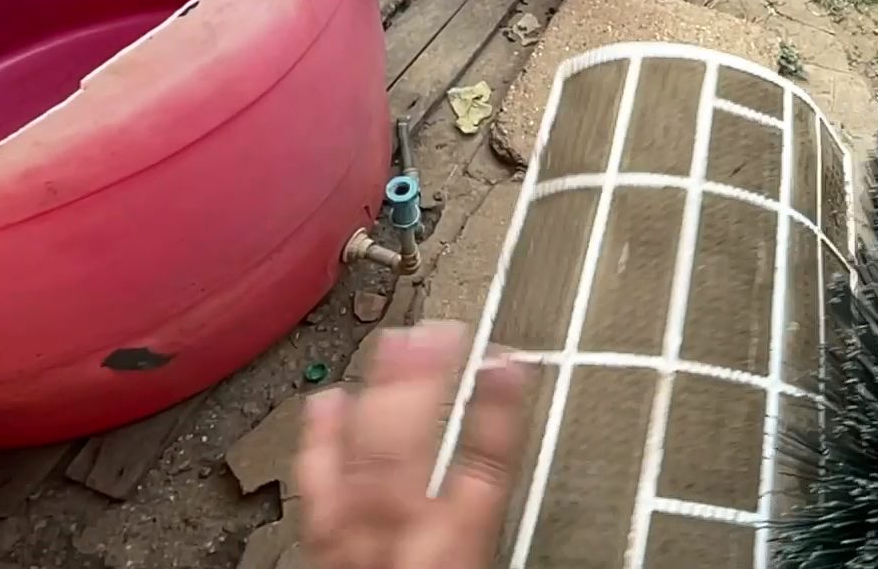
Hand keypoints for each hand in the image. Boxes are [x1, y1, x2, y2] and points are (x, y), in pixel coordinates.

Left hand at [295, 321, 530, 568]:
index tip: (512, 360)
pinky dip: (318, 450)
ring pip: (358, 474)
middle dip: (421, 394)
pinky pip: (314, 506)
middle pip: (406, 466)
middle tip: (439, 332)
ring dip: (373, 402)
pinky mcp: (324, 562)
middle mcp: (397, 555)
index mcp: (452, 562)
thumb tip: (563, 535)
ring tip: (390, 341)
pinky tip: (325, 401)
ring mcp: (354, 556)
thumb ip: (502, 543)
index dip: (499, 414)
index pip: (486, 477)